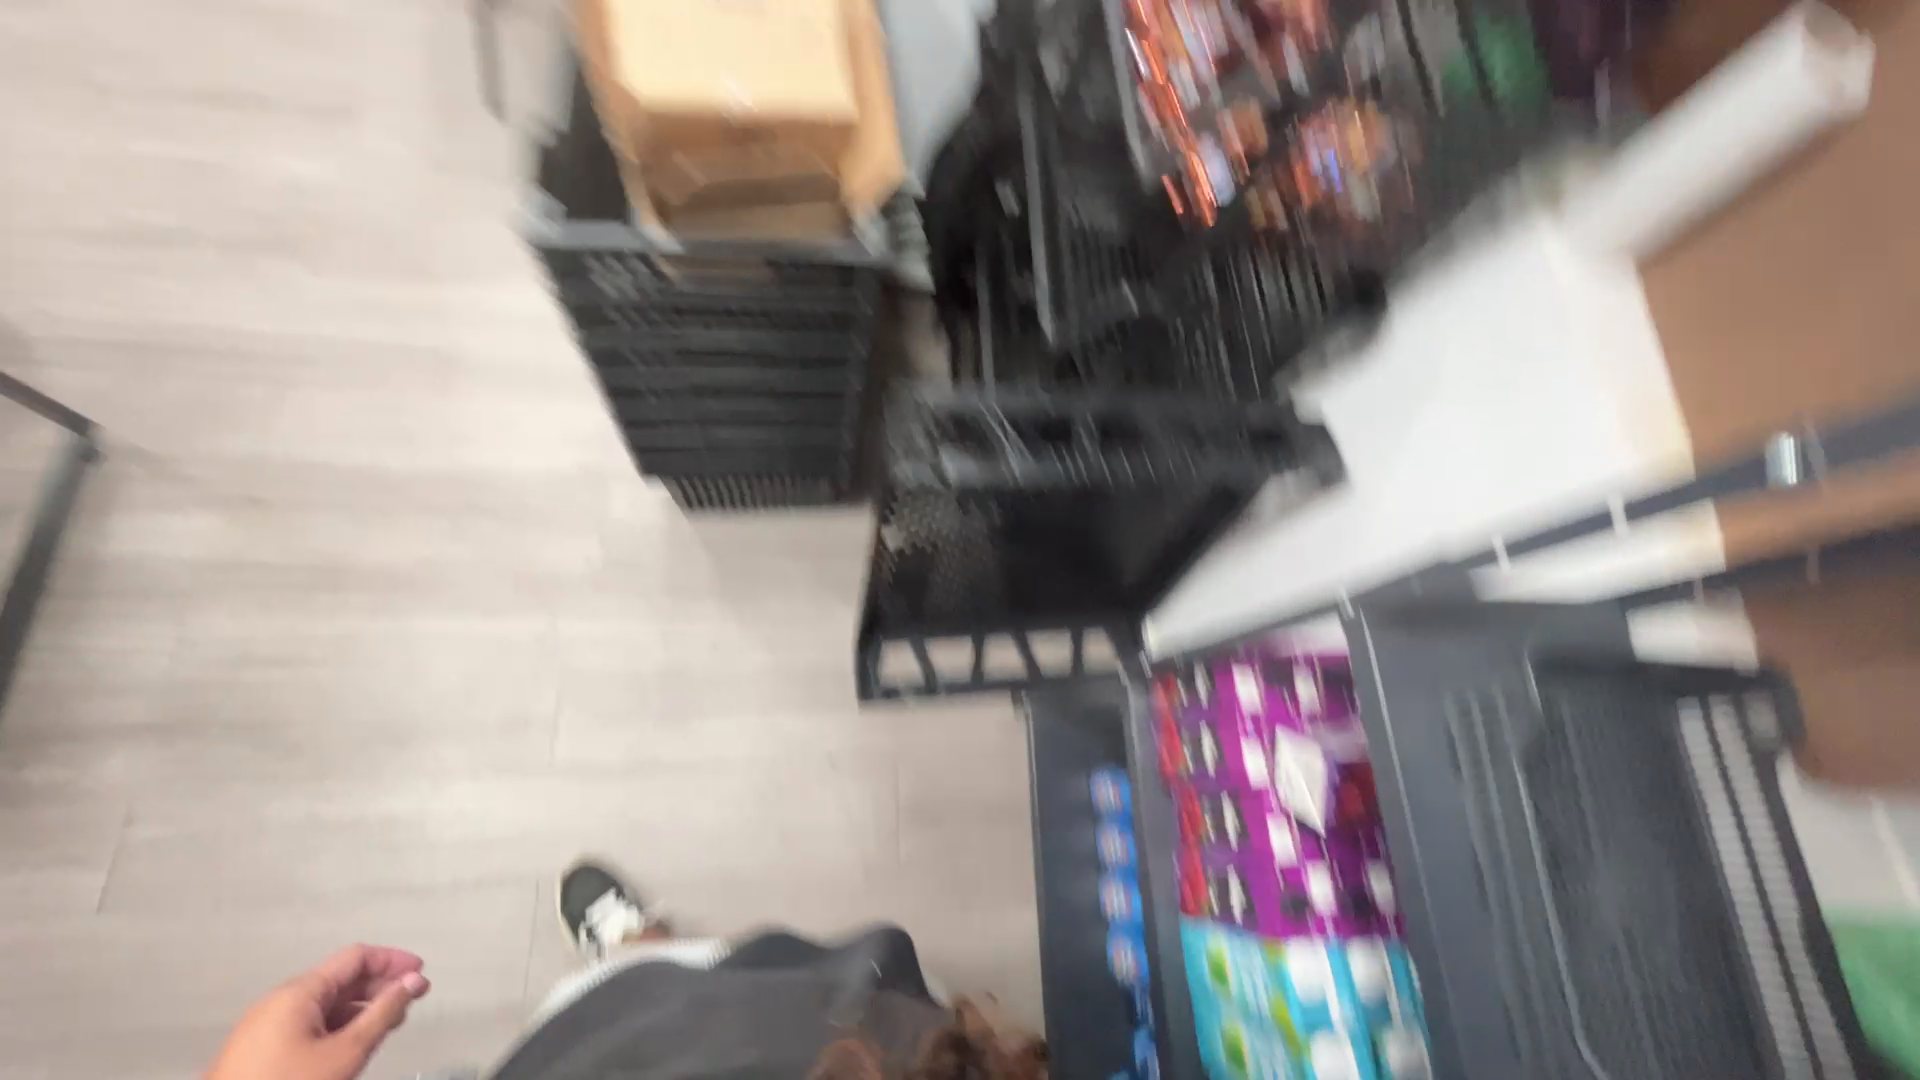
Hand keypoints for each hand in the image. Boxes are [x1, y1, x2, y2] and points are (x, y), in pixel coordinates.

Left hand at [204, 944, 430, 1079]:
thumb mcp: (346, 1052)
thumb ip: (384, 1012)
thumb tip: (414, 980)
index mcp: (298, 993)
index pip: (356, 957)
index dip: (393, 960)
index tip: (422, 976)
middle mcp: (279, 1001)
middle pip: (340, 979)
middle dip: (380, 987)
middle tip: (411, 1004)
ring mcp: (263, 1028)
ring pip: (324, 1005)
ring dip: (361, 1009)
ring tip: (387, 1027)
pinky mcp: (256, 1052)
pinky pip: (307, 1025)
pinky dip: (337, 1026)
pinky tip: (351, 1046)